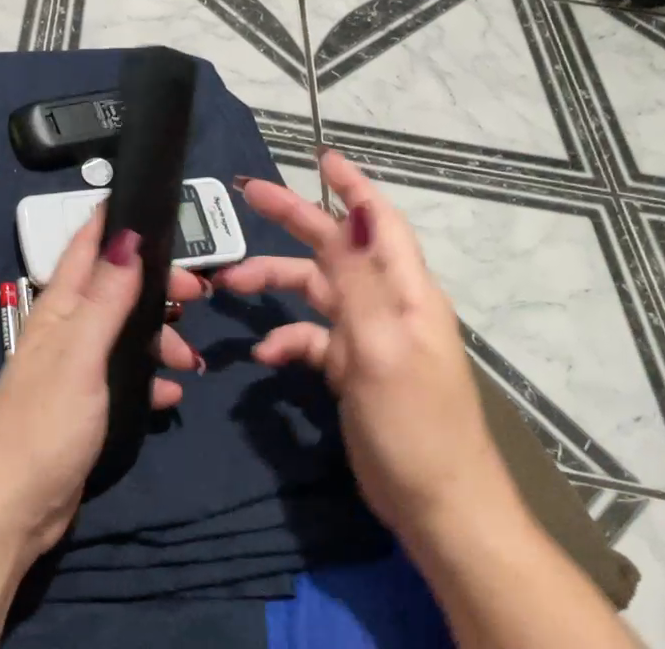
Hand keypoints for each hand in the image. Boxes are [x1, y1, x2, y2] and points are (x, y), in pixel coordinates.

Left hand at [0, 211, 206, 560]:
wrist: (16, 505)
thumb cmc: (46, 424)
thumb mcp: (81, 355)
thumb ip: (105, 297)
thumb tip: (126, 234)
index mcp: (57, 308)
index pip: (85, 247)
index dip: (115, 223)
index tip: (156, 207)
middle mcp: (64, 329)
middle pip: (114, 287)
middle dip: (156, 284)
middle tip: (199, 293)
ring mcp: (74, 367)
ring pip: (125, 332)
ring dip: (159, 337)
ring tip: (189, 360)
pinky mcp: (85, 404)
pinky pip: (126, 377)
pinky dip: (150, 379)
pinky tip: (170, 396)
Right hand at [210, 149, 510, 545]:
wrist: (437, 507)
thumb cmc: (415, 425)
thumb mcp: (382, 349)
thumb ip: (362, 280)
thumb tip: (353, 212)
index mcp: (405, 294)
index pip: (378, 223)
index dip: (352, 186)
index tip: (321, 157)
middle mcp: (387, 306)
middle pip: (334, 248)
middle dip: (293, 220)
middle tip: (246, 194)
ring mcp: (368, 338)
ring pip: (313, 291)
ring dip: (273, 283)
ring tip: (228, 285)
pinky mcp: (351, 370)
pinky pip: (309, 338)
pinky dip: (284, 339)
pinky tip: (263, 357)